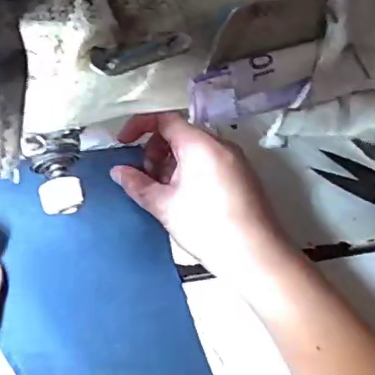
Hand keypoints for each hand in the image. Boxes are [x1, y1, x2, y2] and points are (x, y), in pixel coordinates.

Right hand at [111, 113, 291, 279]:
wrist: (256, 256)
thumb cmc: (206, 226)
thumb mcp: (162, 204)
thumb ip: (136, 183)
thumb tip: (118, 171)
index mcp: (200, 145)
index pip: (165, 118)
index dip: (138, 125)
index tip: (123, 142)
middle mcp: (220, 146)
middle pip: (179, 132)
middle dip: (154, 149)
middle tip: (144, 176)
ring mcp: (234, 161)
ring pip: (192, 149)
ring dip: (169, 162)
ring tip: (161, 191)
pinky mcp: (241, 176)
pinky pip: (207, 161)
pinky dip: (187, 170)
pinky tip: (181, 197)